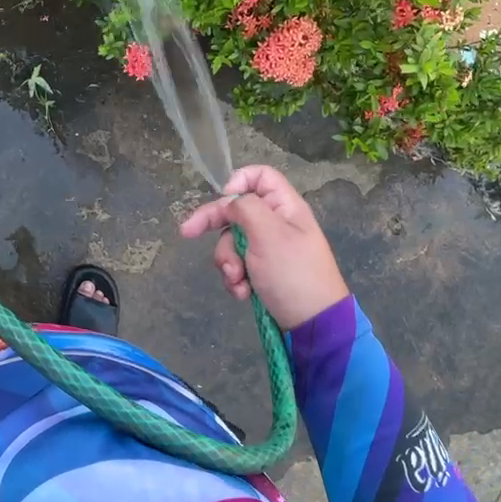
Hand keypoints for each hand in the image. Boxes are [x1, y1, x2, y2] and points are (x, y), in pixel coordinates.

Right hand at [178, 165, 348, 330]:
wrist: (313, 325)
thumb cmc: (293, 273)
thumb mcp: (269, 234)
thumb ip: (245, 208)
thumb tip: (230, 201)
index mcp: (285, 207)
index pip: (260, 176)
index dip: (238, 181)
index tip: (223, 200)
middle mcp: (275, 223)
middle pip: (236, 210)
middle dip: (215, 226)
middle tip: (187, 233)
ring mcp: (268, 248)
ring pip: (232, 241)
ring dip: (228, 261)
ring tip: (238, 280)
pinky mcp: (262, 271)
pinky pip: (237, 265)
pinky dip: (235, 278)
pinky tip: (243, 292)